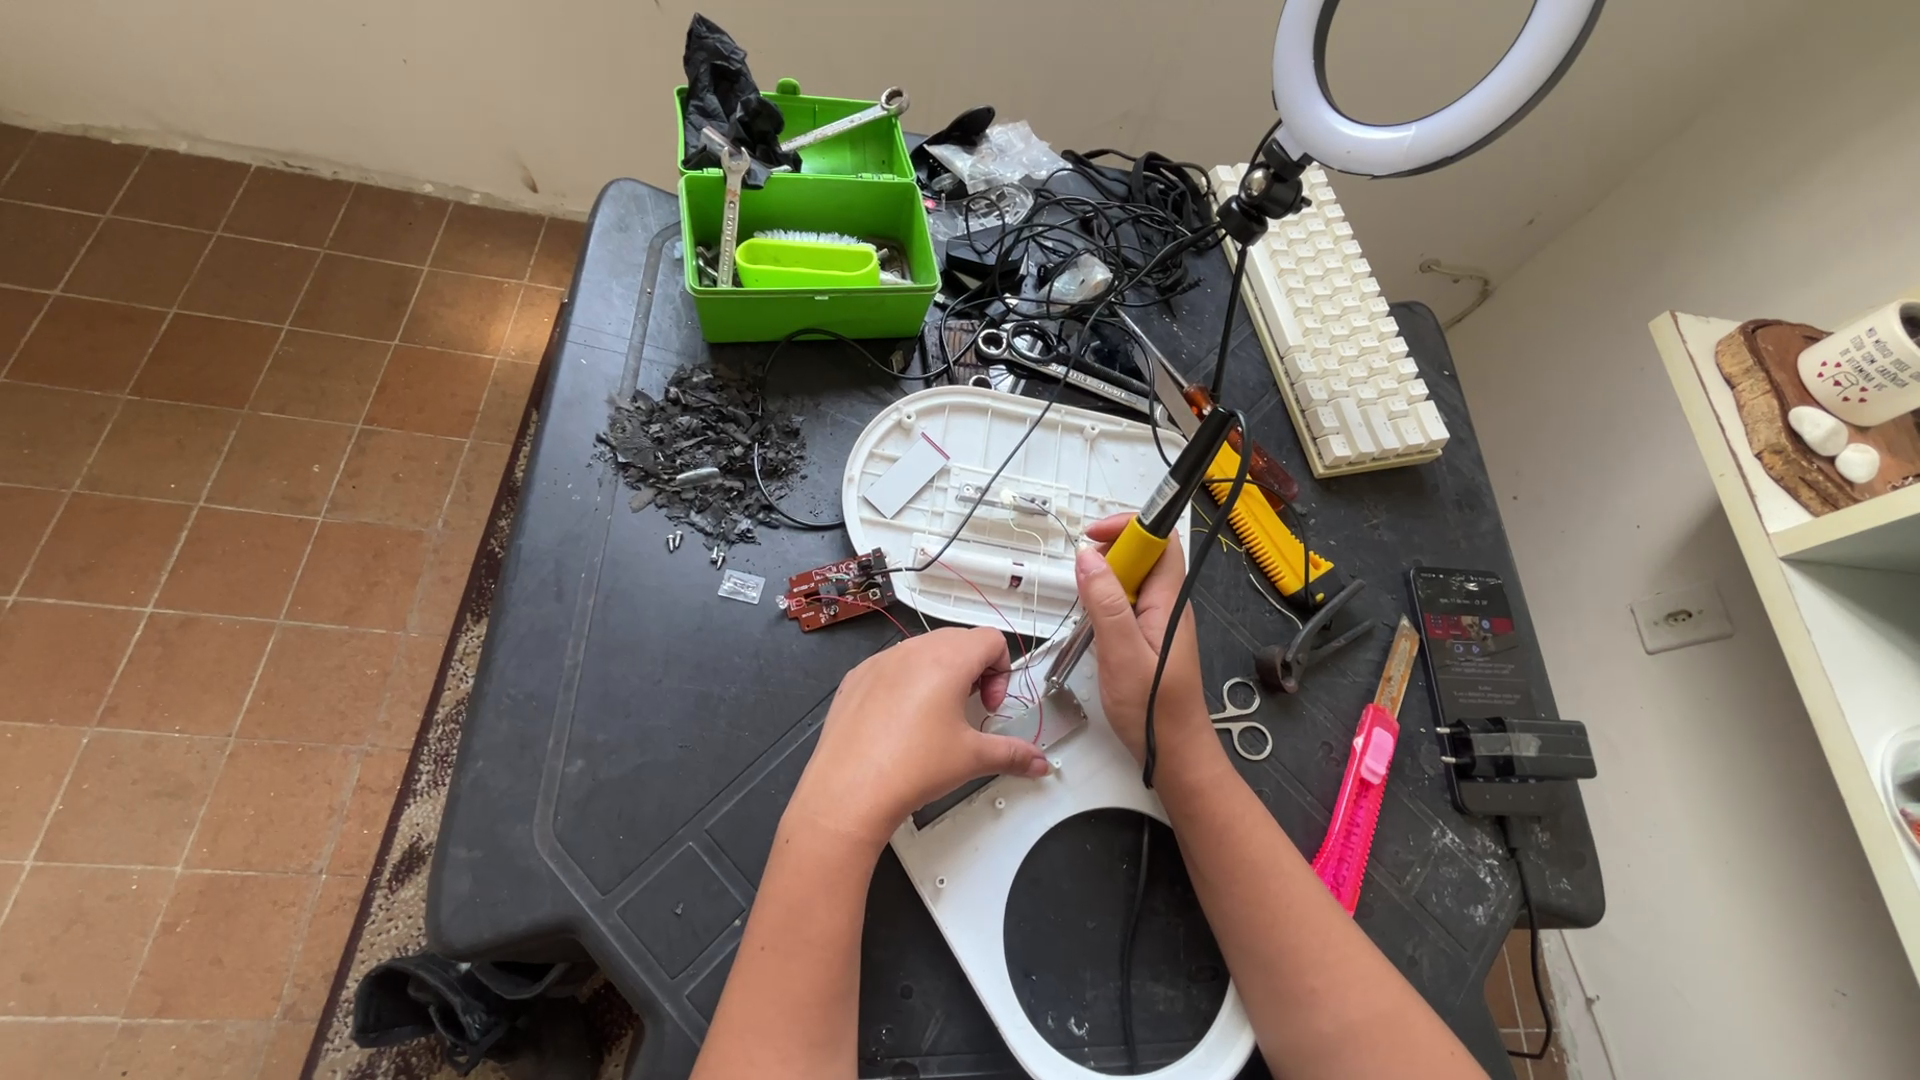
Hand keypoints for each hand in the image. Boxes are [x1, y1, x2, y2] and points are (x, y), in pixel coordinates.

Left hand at [789, 626, 1050, 848]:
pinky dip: (905, 684)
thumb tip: (1039, 763)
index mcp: (947, 660)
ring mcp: (879, 661)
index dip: (1001, 670)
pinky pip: (891, 666)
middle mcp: (912, 650)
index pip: (991, 639)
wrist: (848, 790)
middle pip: (958, 640)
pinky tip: (900, 724)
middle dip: (973, 671)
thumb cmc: (912, 767)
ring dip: (939, 675)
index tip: (991, 705)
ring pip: (922, 651)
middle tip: (969, 711)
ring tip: (935, 720)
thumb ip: (1012, 754)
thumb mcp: (971, 758)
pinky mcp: (855, 677)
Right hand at [1075, 514, 1216, 768]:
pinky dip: (1106, 603)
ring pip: (1133, 580)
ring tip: (1085, 604)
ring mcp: (1160, 621)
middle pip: (1145, 556)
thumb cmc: (1153, 710)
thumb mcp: (1121, 653)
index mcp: (1169, 601)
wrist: (1175, 752)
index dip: (1129, 527)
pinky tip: (1094, 625)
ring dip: (1105, 580)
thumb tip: (1088, 558)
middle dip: (1110, 553)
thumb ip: (1104, 603)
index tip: (1093, 536)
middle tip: (1083, 575)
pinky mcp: (1150, 637)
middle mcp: (1169, 605)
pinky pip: (1128, 604)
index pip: (1161, 540)